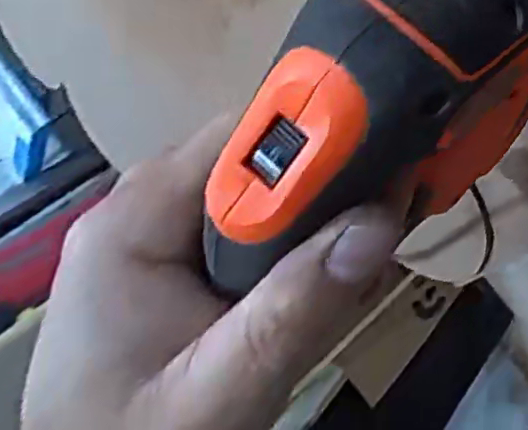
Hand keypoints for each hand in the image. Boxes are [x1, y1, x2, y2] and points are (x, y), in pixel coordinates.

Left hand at [23, 115, 402, 429]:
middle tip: (391, 223)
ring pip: (278, 186)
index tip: (392, 167)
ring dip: (332, 216)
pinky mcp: (192, 255)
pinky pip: (270, 219)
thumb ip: (292, 311)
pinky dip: (312, 240)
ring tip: (369, 260)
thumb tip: (380, 219)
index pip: (248, 131)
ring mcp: (172, 228)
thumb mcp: (214, 396)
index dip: (324, 137)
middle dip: (337, 185)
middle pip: (271, 152)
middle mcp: (152, 203)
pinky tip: (337, 279)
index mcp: (135, 217)